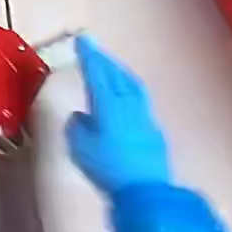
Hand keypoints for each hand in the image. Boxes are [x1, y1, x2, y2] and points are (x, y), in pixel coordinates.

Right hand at [65, 37, 170, 192]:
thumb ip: (78, 126)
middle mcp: (128, 105)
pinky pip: (138, 97)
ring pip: (131, 85)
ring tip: (109, 65)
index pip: (98, 74)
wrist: (145, 192)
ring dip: (118, 71)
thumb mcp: (80, 146)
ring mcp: (144, 116)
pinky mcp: (152, 129)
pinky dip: (128, 87)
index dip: (90, 56)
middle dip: (105, 59)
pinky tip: (124, 92)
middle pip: (117, 75)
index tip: (83, 39)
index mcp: (109, 105)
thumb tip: (81, 116)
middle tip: (93, 48)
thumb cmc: (108, 167)